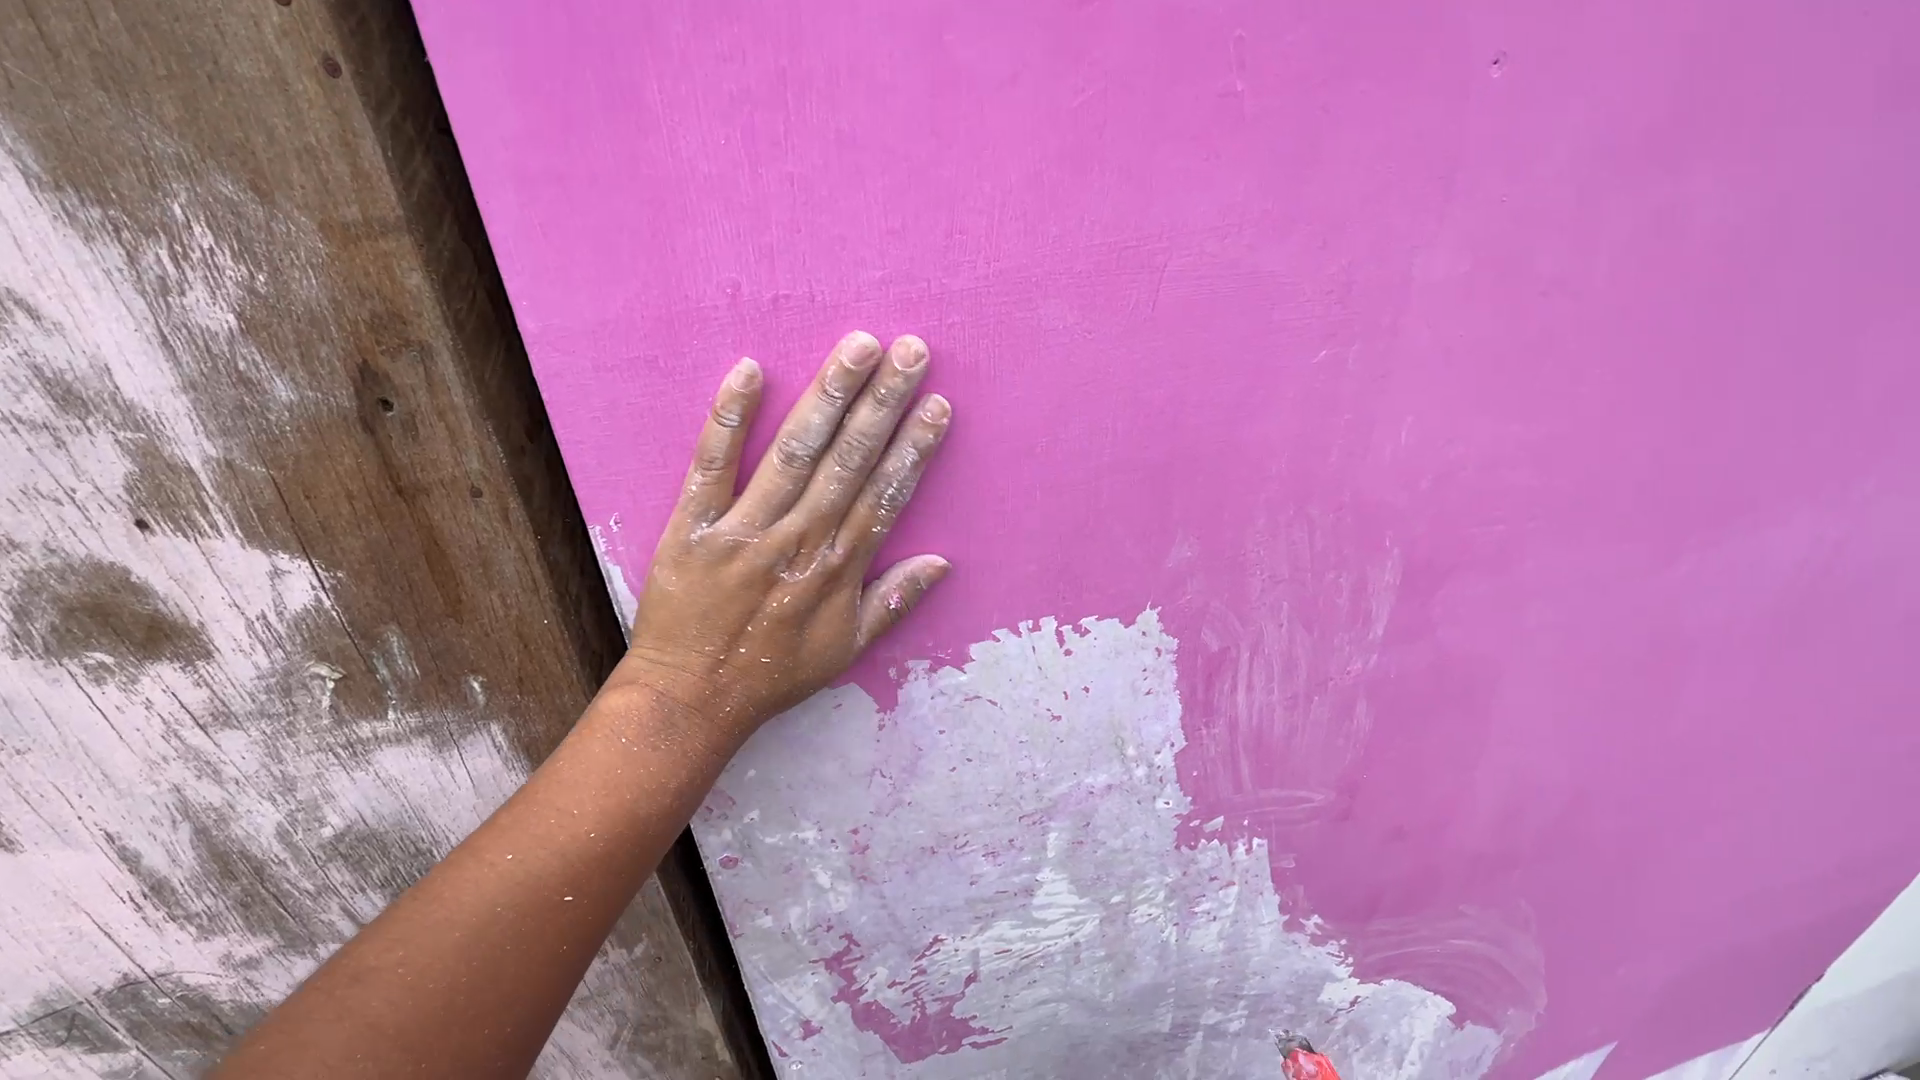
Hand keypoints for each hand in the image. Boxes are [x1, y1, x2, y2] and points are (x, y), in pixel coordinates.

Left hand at [614, 331, 951, 745]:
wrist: (693, 698)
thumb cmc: (772, 676)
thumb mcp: (846, 650)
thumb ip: (894, 602)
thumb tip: (942, 563)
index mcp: (837, 569)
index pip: (885, 495)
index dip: (914, 448)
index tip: (937, 404)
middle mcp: (798, 541)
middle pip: (849, 460)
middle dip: (883, 403)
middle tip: (910, 351)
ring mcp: (745, 531)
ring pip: (795, 452)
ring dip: (829, 396)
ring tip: (857, 348)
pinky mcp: (693, 527)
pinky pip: (712, 465)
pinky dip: (729, 418)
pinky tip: (750, 371)